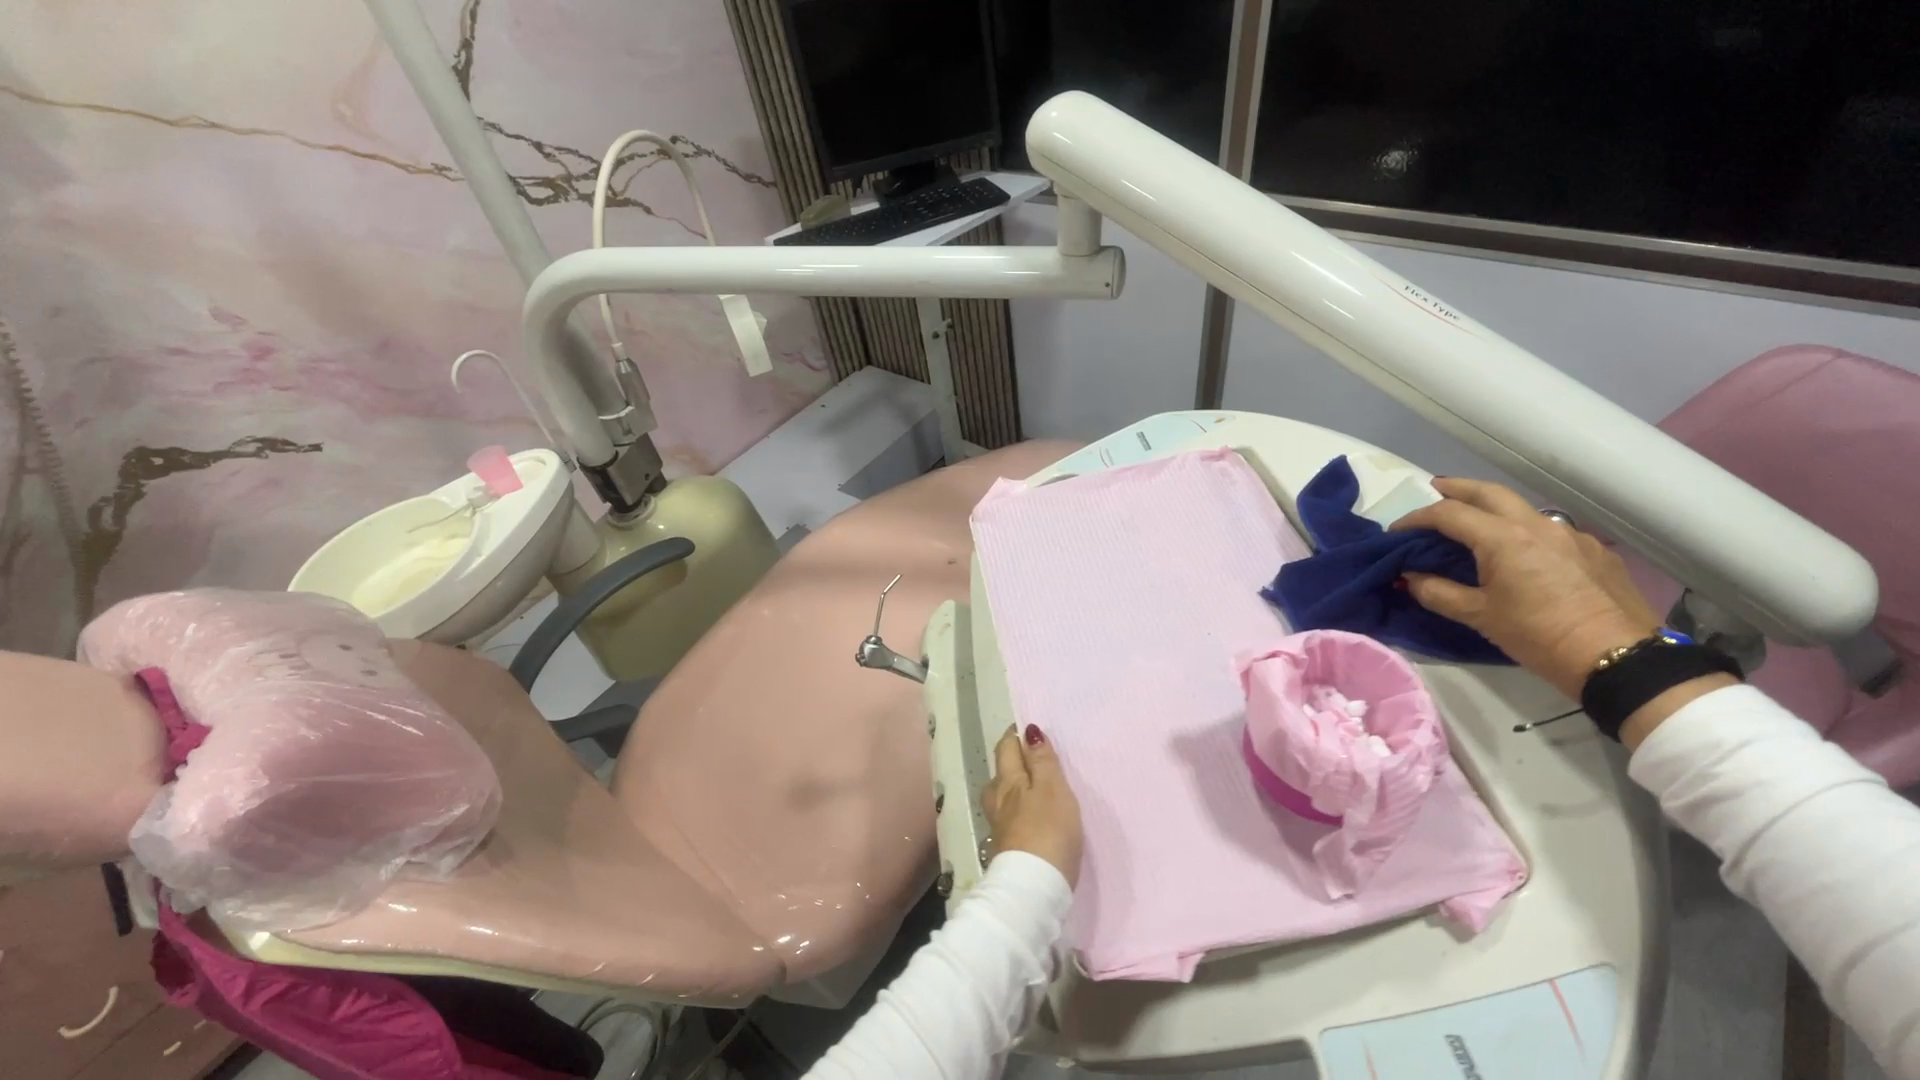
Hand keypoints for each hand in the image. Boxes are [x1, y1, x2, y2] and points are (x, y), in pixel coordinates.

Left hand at [984, 724, 1083, 886]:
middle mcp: (998, 801)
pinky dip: (1018, 813)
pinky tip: (1030, 820)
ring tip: (1029, 788)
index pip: (1007, 749)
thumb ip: (1042, 762)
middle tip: (1028, 755)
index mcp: (1008, 782)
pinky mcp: (1007, 850)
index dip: (1015, 737)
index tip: (1026, 730)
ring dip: (1012, 788)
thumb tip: (1029, 732)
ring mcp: (1000, 827)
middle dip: (1011, 761)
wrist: (1033, 888)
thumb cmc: (1047, 831)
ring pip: (1002, 798)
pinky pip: (1010, 820)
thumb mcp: (1052, 790)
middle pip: (1000, 773)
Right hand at [1391, 477, 1664, 698]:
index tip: (1396, 532)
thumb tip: (1409, 577)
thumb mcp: (1479, 616)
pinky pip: (1549, 531)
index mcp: (1503, 537)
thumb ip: (1438, 592)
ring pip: (1522, 508)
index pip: (1448, 513)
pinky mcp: (1593, 550)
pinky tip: (1522, 555)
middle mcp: (1536, 524)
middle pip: (1488, 491)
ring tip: (1474, 524)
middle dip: (1455, 488)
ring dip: (1492, 508)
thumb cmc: (1538, 635)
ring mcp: (1570, 534)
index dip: (1416, 519)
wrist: (1616, 657)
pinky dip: (1523, 532)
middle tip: (1433, 490)